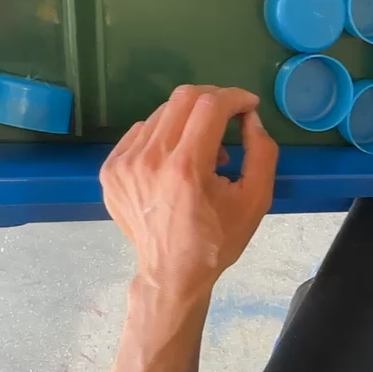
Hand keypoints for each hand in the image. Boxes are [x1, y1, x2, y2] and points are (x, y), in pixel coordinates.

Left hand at [102, 85, 278, 304]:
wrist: (172, 273)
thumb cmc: (217, 240)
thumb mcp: (255, 201)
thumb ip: (262, 153)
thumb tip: (251, 119)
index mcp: (187, 168)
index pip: (210, 105)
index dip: (235, 97)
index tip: (248, 106)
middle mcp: (151, 159)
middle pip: (183, 99)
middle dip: (213, 100)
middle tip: (228, 118)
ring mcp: (124, 163)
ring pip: (161, 114)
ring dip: (188, 120)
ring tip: (202, 150)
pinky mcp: (110, 169)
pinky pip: (140, 132)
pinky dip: (163, 136)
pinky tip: (175, 161)